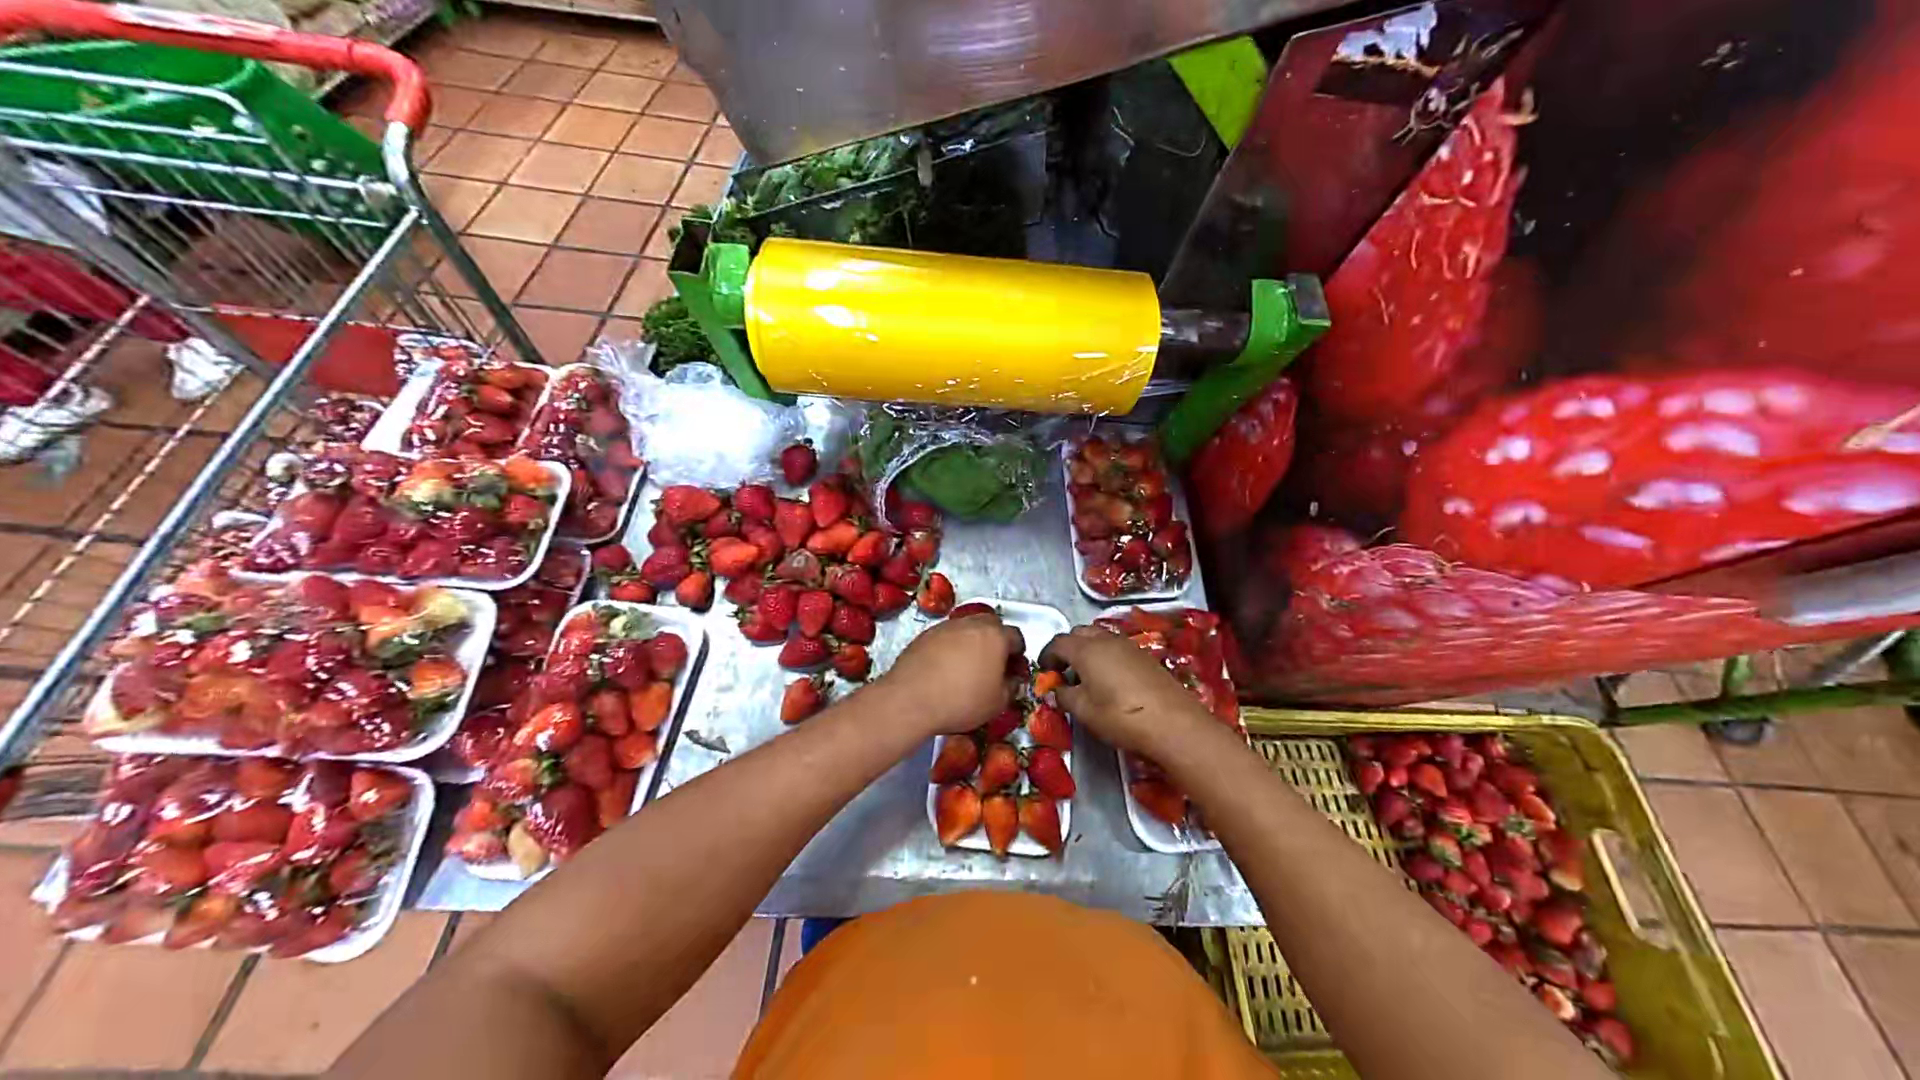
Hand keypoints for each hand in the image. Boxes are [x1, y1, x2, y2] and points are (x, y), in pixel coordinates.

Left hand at [874, 610, 1021, 735]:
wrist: (910, 700)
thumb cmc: (961, 701)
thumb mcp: (997, 703)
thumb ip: (1011, 688)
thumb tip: (1012, 681)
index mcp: (995, 636)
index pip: (1016, 636)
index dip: (1018, 653)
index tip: (1014, 668)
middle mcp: (971, 624)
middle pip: (991, 625)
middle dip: (996, 640)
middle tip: (993, 663)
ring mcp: (945, 627)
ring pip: (966, 628)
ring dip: (971, 642)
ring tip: (967, 666)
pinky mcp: (924, 635)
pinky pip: (946, 637)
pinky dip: (950, 647)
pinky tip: (945, 668)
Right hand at [1039, 625, 1215, 759]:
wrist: (1174, 724)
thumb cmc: (1120, 717)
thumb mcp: (1084, 711)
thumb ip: (1065, 696)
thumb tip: (1058, 690)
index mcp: (1086, 650)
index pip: (1058, 642)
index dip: (1047, 655)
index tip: (1045, 672)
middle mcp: (1107, 640)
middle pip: (1080, 633)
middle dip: (1068, 648)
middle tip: (1064, 671)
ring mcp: (1129, 646)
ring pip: (1101, 638)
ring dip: (1088, 651)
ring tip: (1087, 677)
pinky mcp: (1146, 657)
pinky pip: (1118, 648)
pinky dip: (1107, 657)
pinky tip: (1111, 681)